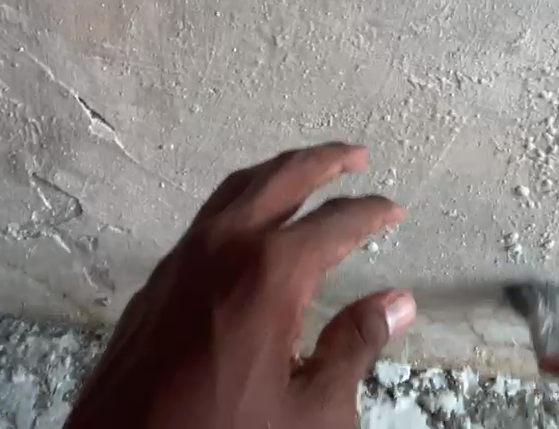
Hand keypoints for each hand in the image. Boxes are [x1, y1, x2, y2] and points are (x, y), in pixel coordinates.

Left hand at [66, 142, 411, 428]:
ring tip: (309, 169)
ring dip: (281, 170)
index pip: (337, 222)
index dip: (371, 212)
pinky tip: (253, 219)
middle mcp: (228, 244)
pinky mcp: (160, 276)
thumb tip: (398, 302)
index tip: (395, 209)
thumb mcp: (311, 412)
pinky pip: (211, 213)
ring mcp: (187, 254)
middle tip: (357, 155)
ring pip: (242, 185)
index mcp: (271, 271)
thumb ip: (355, 345)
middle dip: (327, 160)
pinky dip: (245, 198)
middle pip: (285, 176)